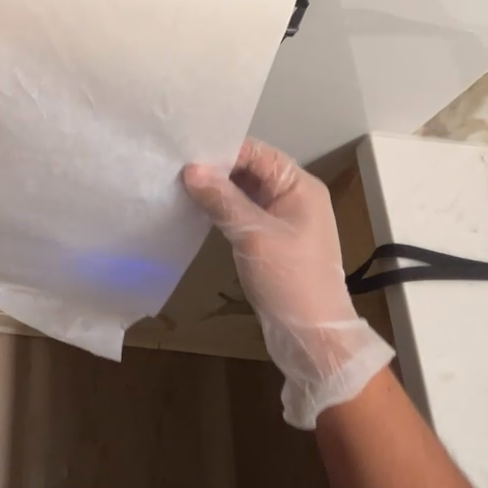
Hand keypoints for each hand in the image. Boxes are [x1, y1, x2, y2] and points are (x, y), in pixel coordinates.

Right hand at [184, 139, 393, 428]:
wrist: (311, 337)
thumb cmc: (290, 280)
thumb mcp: (253, 235)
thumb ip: (222, 199)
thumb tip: (191, 169)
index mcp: (300, 187)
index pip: (257, 153)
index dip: (222, 150)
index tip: (185, 150)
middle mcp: (293, 196)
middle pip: (249, 169)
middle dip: (215, 168)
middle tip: (175, 165)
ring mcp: (282, 219)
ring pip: (243, 191)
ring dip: (216, 189)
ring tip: (179, 183)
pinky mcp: (270, 239)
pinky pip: (242, 212)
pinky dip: (221, 208)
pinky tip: (196, 208)